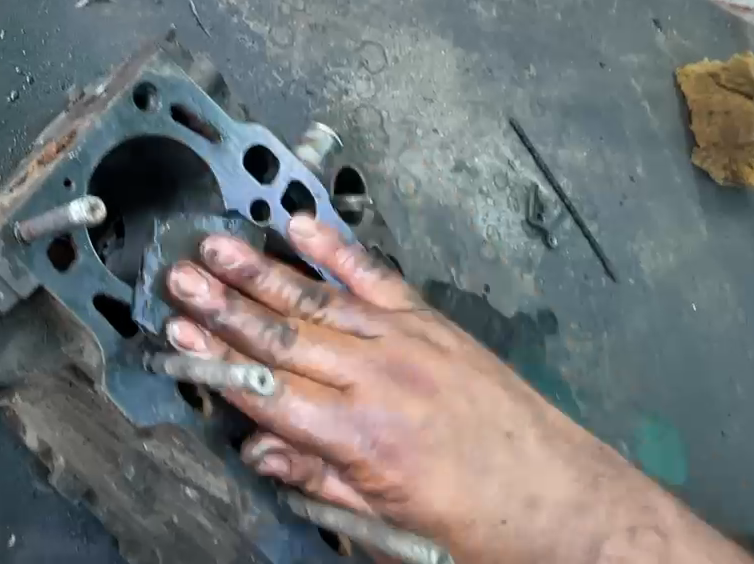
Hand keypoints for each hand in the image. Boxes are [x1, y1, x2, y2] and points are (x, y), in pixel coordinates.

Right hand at [162, 218, 747, 563]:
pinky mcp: (430, 321)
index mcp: (364, 440)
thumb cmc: (481, 529)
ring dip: (261, 271)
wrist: (576, 507)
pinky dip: (335, 249)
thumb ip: (320, 483)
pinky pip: (374, 277)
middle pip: (283, 335)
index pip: (271, 391)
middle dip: (224, 305)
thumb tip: (255, 451)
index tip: (177, 332)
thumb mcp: (394, 530)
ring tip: (217, 245)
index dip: (219, 361)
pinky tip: (300, 224)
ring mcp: (405, 341)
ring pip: (316, 299)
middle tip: (179, 275)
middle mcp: (378, 379)